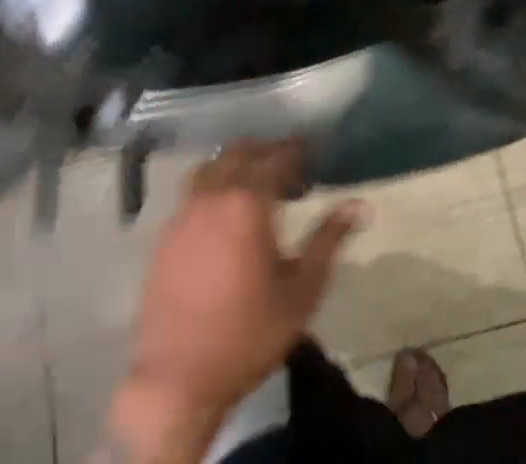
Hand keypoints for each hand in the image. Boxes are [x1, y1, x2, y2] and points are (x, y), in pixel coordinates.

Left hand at [104, 140, 365, 463]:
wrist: (180, 375)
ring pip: (209, 169)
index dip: (295, 151)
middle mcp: (210, 198)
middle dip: (264, 151)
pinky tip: (225, 213)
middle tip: (288, 163)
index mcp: (246, 205)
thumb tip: (360, 204)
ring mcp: (182, 215)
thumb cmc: (250, 333)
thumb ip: (328, 240)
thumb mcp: (302, 290)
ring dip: (234, 164)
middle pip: (237, 154)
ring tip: (256, 182)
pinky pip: (191, 194)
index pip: (275, 159)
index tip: (312, 149)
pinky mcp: (164, 236)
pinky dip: (212, 187)